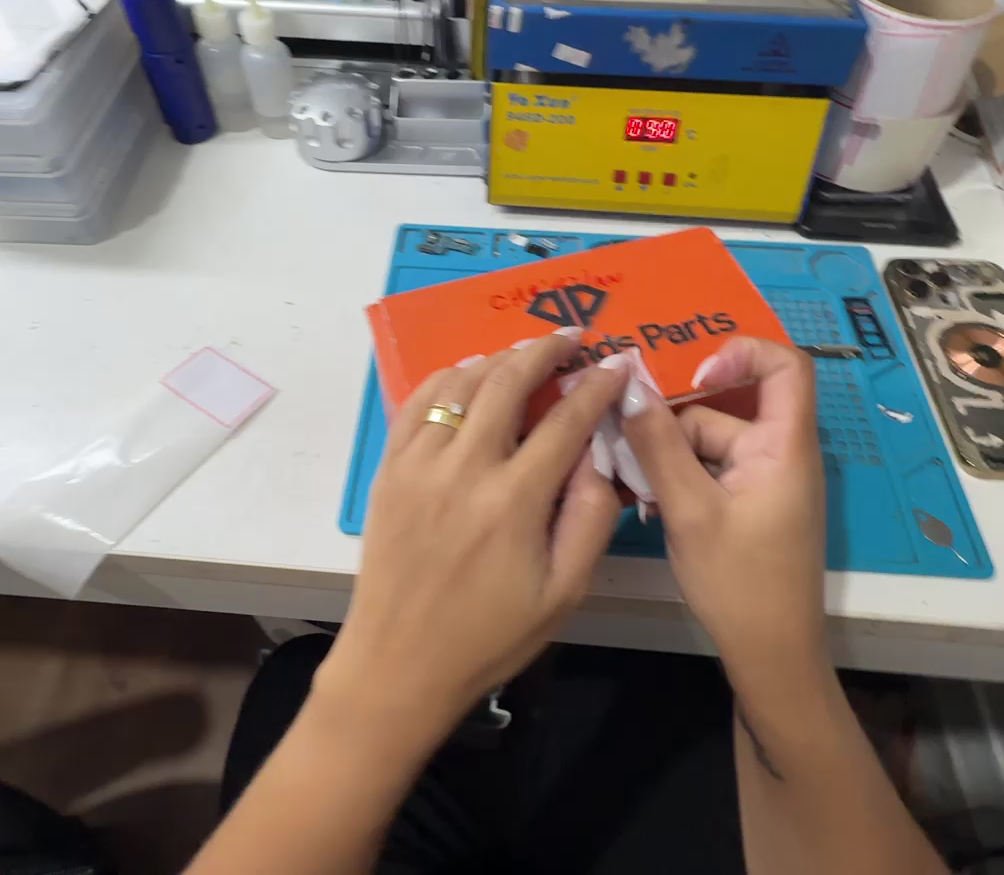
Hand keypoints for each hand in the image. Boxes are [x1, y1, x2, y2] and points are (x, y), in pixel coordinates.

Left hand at [317, 332, 629, 735]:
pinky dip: (445, 378)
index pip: (565, 422)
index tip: (615, 365)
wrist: (399, 664)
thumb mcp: (563, 593)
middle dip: (545, 350)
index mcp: (513, 502)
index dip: (595, 387)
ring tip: (525, 351)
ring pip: (460, 384)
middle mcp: (463, 469)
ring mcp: (418, 464)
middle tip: (572, 338)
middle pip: (508, 383)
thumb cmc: (489, 636)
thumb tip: (599, 453)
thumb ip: (590, 518)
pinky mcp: (389, 469)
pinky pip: (416, 403)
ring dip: (497, 358)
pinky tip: (467, 373)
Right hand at [617, 337, 828, 670]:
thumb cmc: (738, 581)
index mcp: (783, 446)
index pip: (787, 366)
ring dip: (667, 455)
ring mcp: (762, 478)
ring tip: (633, 486)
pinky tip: (648, 501)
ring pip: (706, 440)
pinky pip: (707, 468)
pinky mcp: (747, 500)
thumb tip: (630, 386)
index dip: (741, 354)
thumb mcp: (688, 509)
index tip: (692, 379)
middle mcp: (778, 452)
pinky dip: (677, 477)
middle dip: (673, 422)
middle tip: (626, 442)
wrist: (769, 655)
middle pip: (724, 408)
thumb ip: (657, 445)